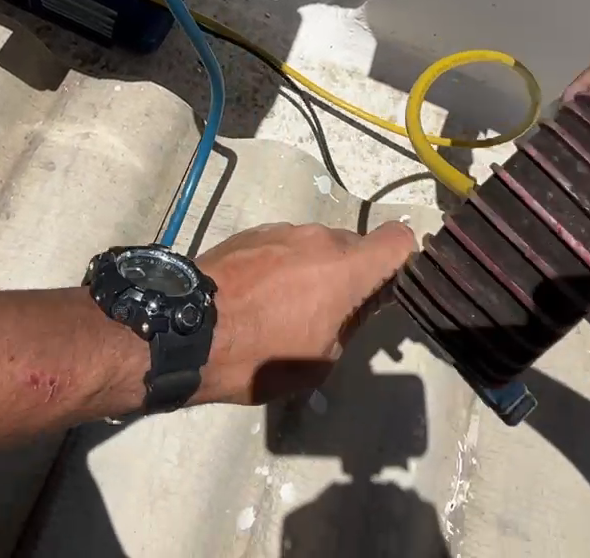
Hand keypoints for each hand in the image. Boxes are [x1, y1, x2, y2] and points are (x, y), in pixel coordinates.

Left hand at [194, 221, 415, 404]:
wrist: (187, 330)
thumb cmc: (262, 355)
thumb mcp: (320, 359)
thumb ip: (350, 323)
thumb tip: (358, 304)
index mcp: (346, 268)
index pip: (398, 239)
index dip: (402, 259)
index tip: (388, 285)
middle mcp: (319, 238)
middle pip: (353, 247)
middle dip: (350, 274)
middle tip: (332, 311)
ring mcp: (283, 230)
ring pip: (316, 245)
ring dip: (314, 269)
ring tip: (285, 306)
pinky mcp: (252, 232)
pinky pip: (284, 244)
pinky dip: (283, 264)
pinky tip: (259, 294)